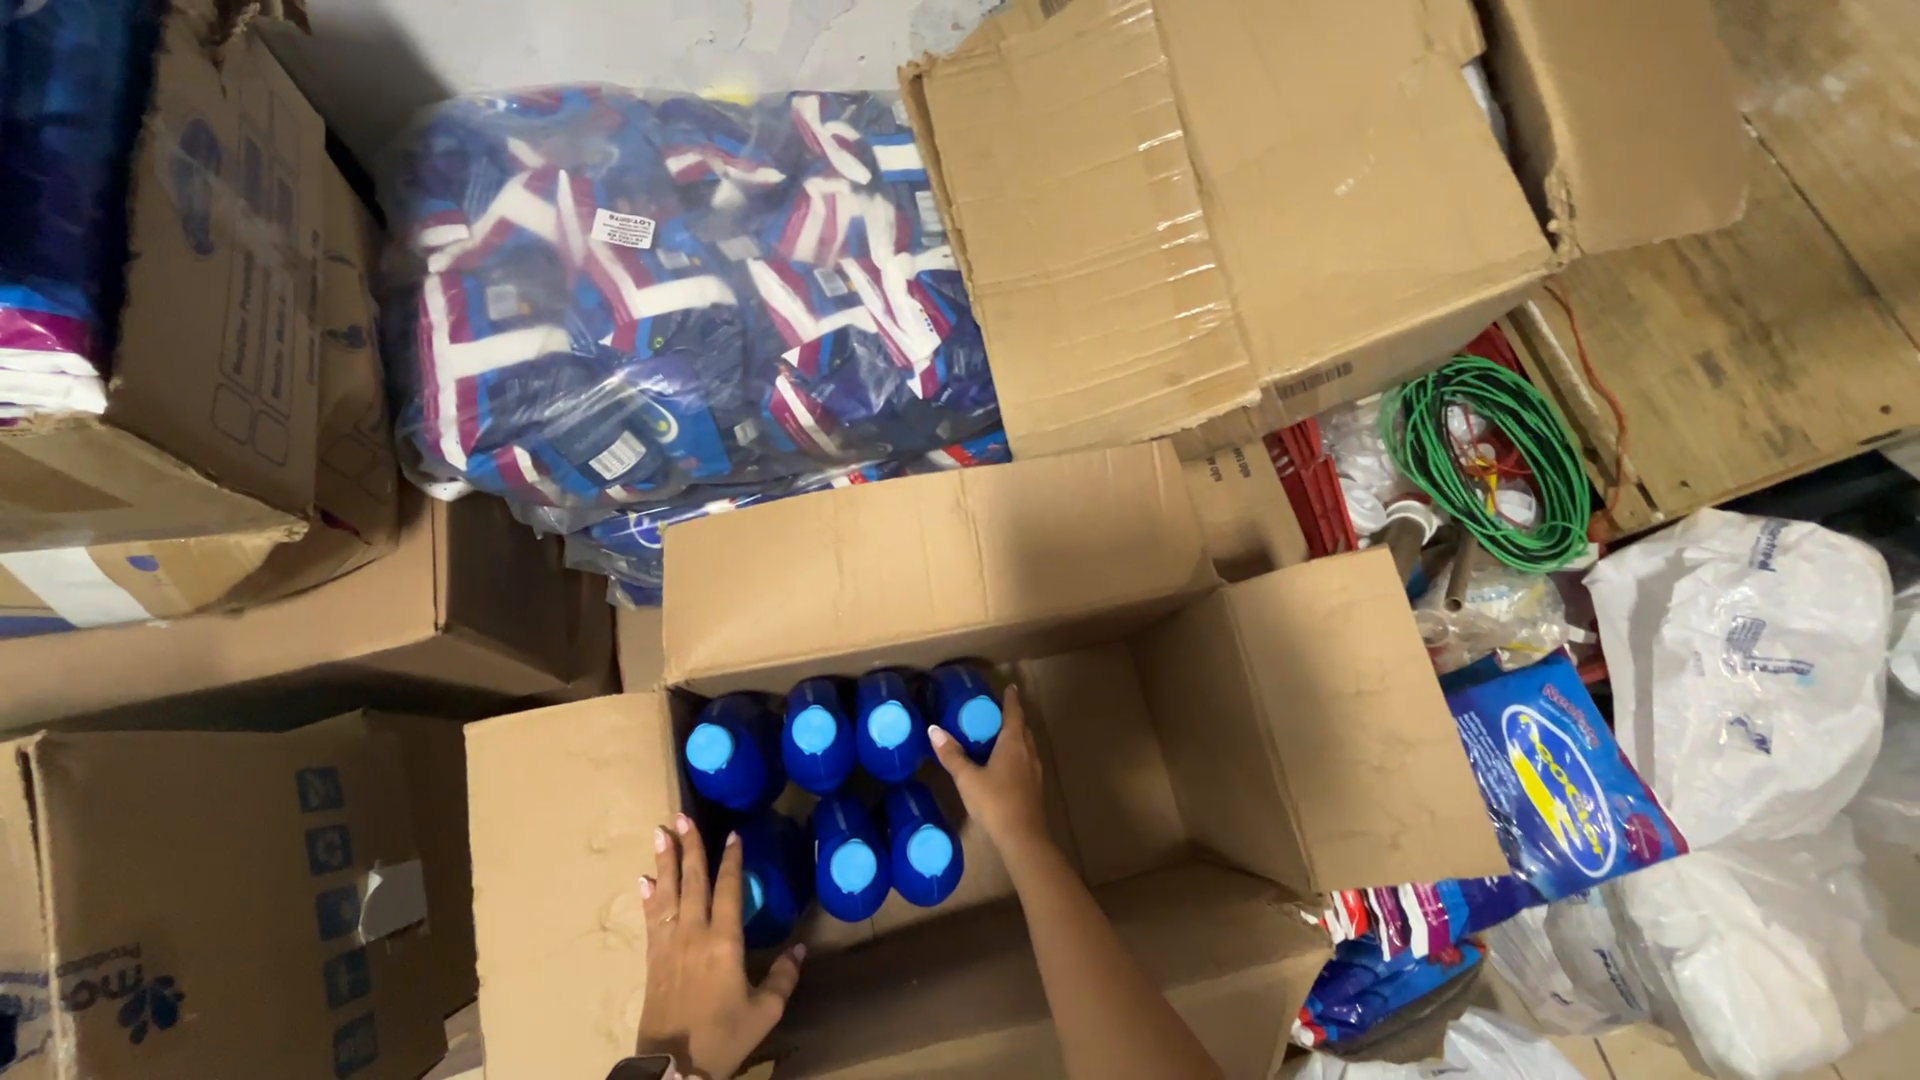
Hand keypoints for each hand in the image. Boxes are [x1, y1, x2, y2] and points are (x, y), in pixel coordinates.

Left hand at [637, 813, 804, 1078]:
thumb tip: (799, 947)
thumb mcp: (764, 1011)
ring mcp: (669, 946)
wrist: (673, 1070)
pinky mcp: (652, 960)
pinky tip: (644, 879)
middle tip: (681, 816)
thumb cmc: (722, 1038)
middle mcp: (694, 934)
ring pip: (668, 894)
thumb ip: (783, 977)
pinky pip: (651, 919)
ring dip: (665, 861)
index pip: (729, 890)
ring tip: (661, 832)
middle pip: (692, 882)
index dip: (732, 861)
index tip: (733, 834)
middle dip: (689, 847)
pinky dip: (648, 897)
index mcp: (724, 942)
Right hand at [928, 686, 1048, 854]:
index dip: (1011, 700)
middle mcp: (1028, 752)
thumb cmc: (995, 802)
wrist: (1022, 837)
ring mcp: (1034, 771)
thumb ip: (952, 755)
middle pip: (1023, 728)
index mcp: (1014, 743)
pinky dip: (1018, 753)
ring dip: (1017, 736)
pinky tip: (1006, 764)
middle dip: (1014, 717)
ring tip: (1001, 735)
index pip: (1014, 713)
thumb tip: (934, 729)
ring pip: (1027, 745)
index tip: (1010, 687)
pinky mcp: (1034, 787)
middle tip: (999, 711)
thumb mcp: (967, 778)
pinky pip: (1027, 760)